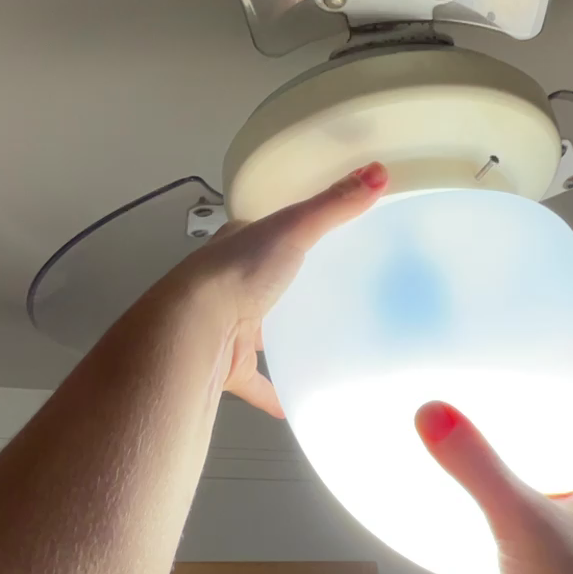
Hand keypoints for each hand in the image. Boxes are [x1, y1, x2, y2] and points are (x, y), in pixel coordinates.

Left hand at [159, 163, 387, 416]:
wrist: (193, 329)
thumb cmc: (240, 272)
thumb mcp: (293, 229)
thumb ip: (334, 206)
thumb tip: (379, 171)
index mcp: (236, 247)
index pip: (262, 235)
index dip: (285, 235)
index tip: (315, 241)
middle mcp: (226, 284)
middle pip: (259, 283)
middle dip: (283, 287)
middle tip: (323, 292)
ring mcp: (224, 326)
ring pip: (255, 330)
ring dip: (276, 337)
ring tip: (316, 341)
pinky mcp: (226, 365)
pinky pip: (253, 380)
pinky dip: (271, 392)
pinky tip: (293, 402)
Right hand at [414, 402, 572, 573]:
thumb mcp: (520, 520)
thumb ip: (476, 466)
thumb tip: (433, 412)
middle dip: (561, 457)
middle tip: (524, 431)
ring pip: (556, 529)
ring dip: (528, 507)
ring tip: (488, 483)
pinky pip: (523, 572)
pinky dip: (497, 559)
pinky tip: (464, 555)